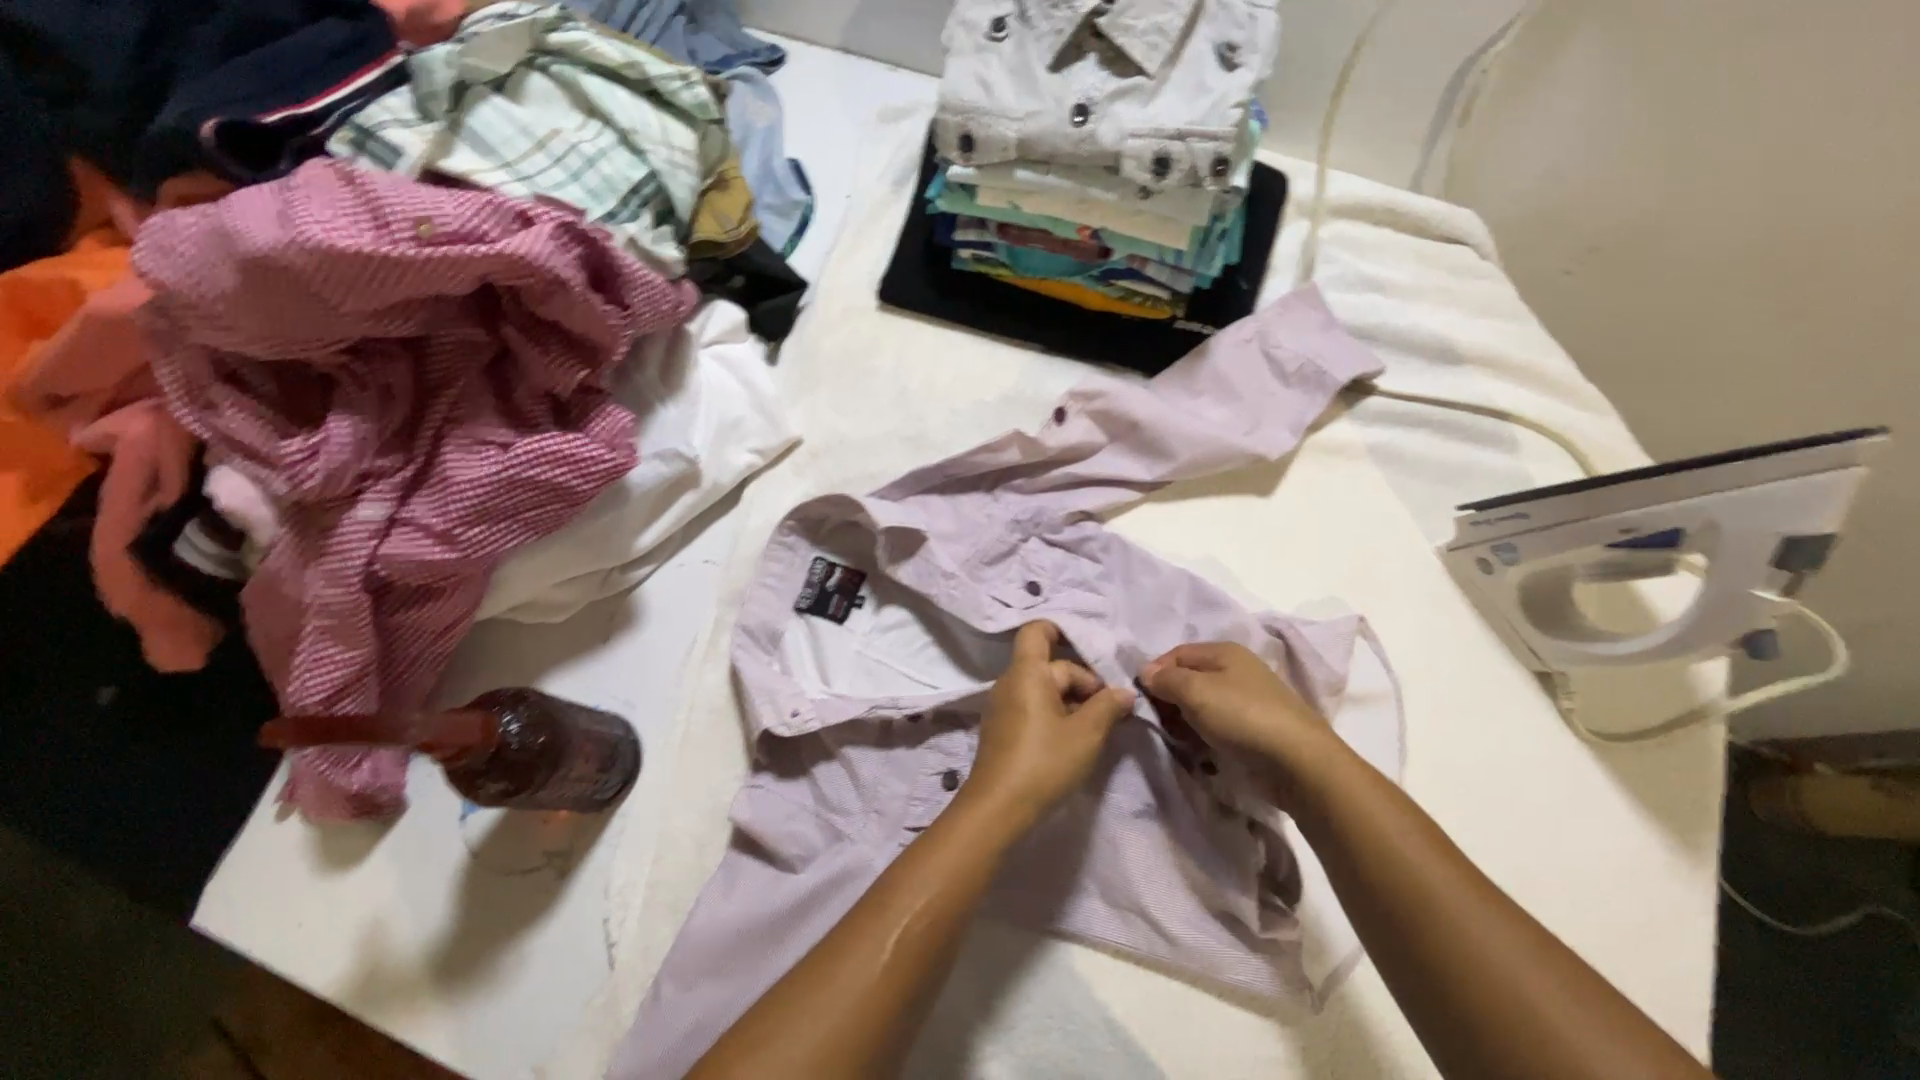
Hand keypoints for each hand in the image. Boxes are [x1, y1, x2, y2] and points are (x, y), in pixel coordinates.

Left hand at [966, 621, 1135, 826]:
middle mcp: (1010, 682)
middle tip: (1111, 708)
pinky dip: (1055, 714)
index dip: (1063, 631)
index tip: (1094, 651)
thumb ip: (1107, 706)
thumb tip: (1123, 692)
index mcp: (1027, 672)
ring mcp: (1003, 707)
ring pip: (1043, 689)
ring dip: (1071, 701)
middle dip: (1082, 681)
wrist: (998, 808)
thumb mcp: (1087, 734)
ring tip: (1098, 726)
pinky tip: (1075, 740)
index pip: (1039, 631)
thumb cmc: (1044, 762)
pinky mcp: (1002, 730)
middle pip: (1050, 665)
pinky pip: (1033, 707)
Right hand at [1139, 643, 1333, 803]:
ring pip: (1201, 705)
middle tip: (1158, 723)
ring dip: (1184, 721)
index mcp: (1224, 651)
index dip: (1155, 673)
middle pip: (1189, 679)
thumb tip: (1146, 672)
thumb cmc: (1242, 716)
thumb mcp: (1195, 691)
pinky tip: (1198, 751)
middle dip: (1169, 699)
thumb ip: (1166, 679)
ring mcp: (1246, 700)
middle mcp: (1236, 670)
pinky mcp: (1253, 728)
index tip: (1141, 699)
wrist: (1297, 761)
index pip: (1176, 654)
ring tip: (1177, 740)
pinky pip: (1217, 726)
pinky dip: (1203, 735)